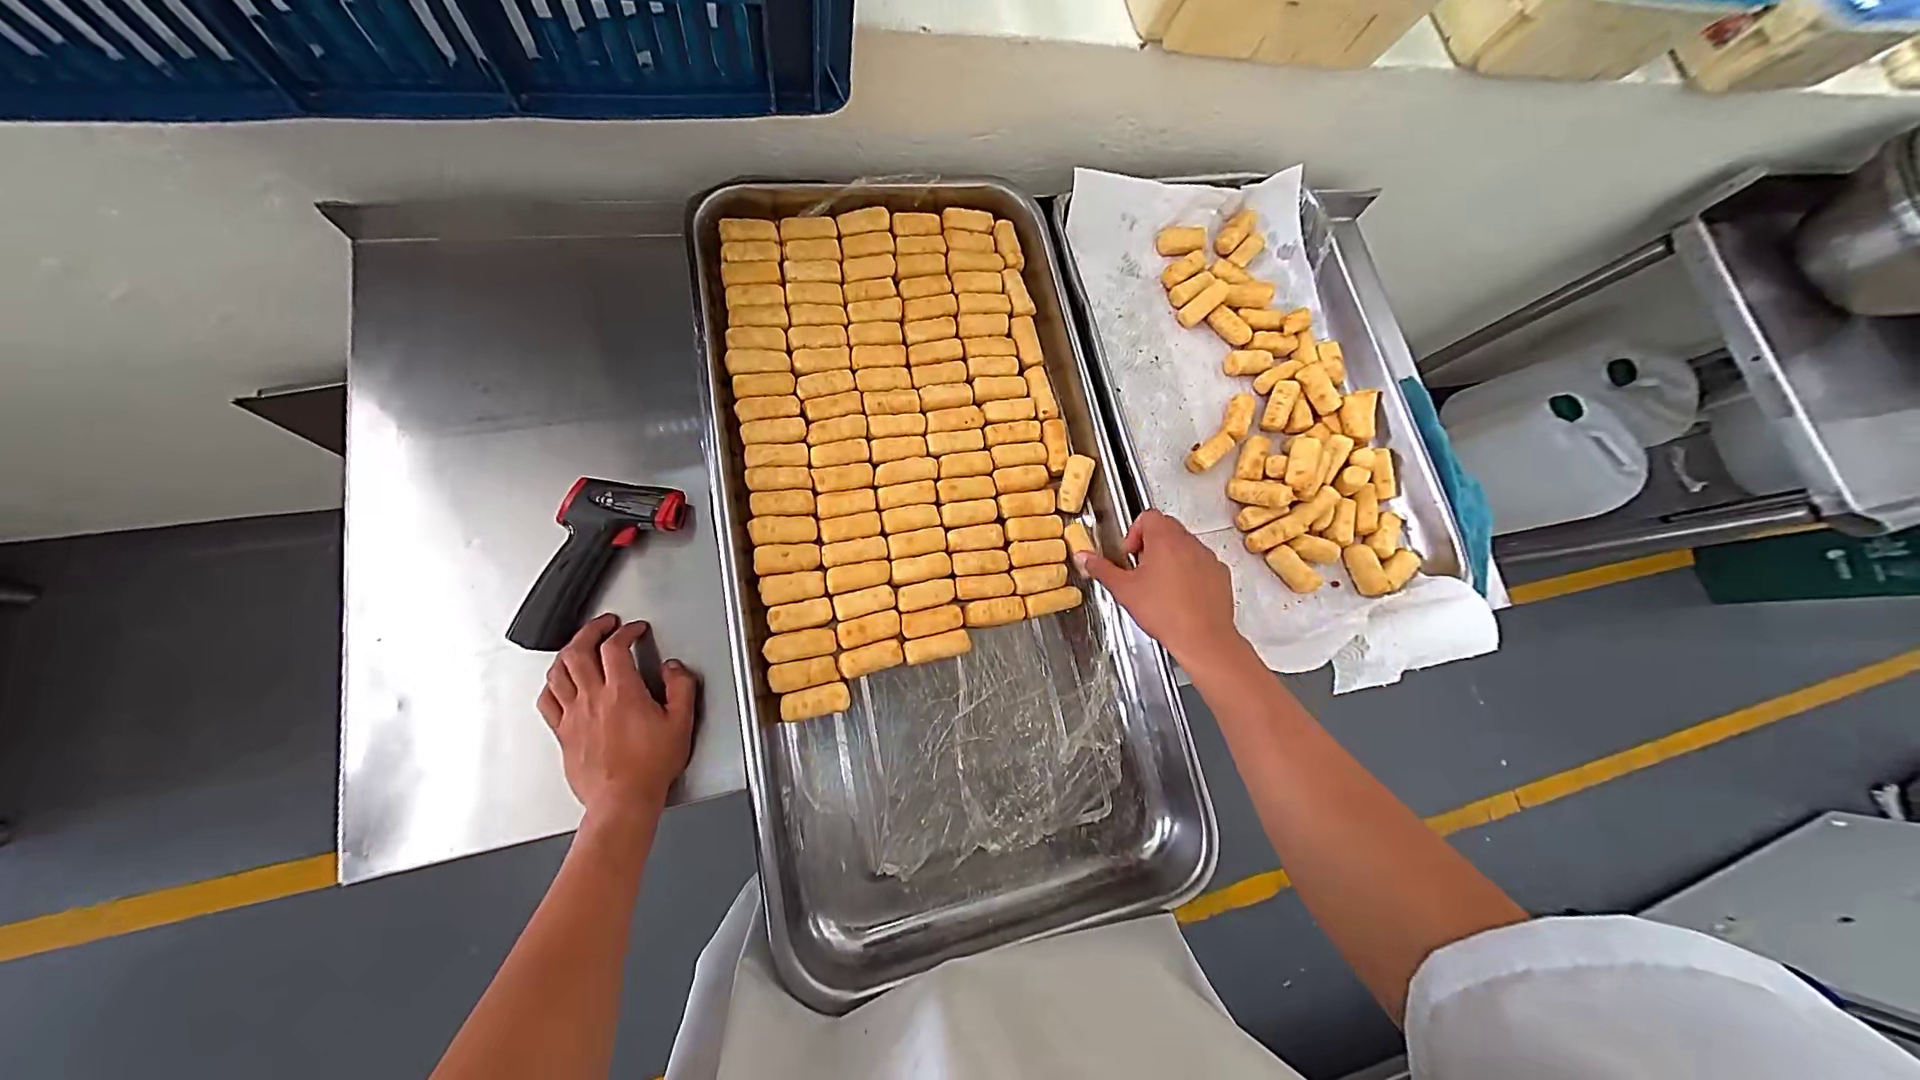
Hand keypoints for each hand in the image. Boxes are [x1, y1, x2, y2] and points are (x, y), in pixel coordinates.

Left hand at [537, 614, 697, 824]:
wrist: (622, 800)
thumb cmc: (650, 766)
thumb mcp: (682, 722)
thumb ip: (681, 688)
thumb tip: (673, 669)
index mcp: (622, 693)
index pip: (615, 647)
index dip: (625, 631)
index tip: (635, 630)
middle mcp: (593, 699)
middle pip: (578, 650)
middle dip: (592, 630)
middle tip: (604, 624)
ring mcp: (573, 716)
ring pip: (558, 671)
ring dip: (569, 650)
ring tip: (581, 644)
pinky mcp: (563, 732)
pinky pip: (547, 699)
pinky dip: (552, 682)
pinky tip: (560, 680)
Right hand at [1076, 510, 1244, 666]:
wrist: (1202, 638)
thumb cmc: (1165, 613)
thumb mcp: (1123, 590)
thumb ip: (1101, 568)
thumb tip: (1084, 557)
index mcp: (1164, 540)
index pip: (1148, 516)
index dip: (1134, 532)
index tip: (1130, 553)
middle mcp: (1189, 543)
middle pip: (1167, 528)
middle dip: (1150, 544)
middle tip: (1140, 568)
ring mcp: (1208, 557)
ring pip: (1184, 545)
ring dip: (1170, 557)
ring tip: (1159, 585)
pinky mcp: (1220, 573)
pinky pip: (1201, 562)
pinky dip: (1189, 571)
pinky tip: (1179, 595)